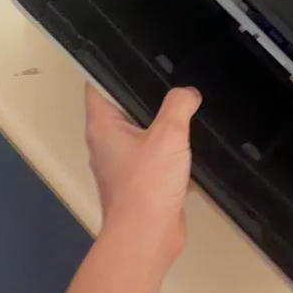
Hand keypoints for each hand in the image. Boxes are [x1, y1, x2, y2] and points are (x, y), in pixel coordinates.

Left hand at [83, 84, 199, 258]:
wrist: (147, 237)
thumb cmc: (147, 183)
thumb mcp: (168, 134)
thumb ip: (179, 105)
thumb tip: (188, 93)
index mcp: (102, 125)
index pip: (98, 85)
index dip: (114, 68)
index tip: (138, 54)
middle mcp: (106, 143)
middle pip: (124, 107)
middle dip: (147, 95)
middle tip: (174, 77)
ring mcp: (121, 165)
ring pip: (142, 133)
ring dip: (162, 125)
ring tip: (188, 107)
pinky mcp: (140, 183)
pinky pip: (155, 157)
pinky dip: (171, 151)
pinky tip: (194, 143)